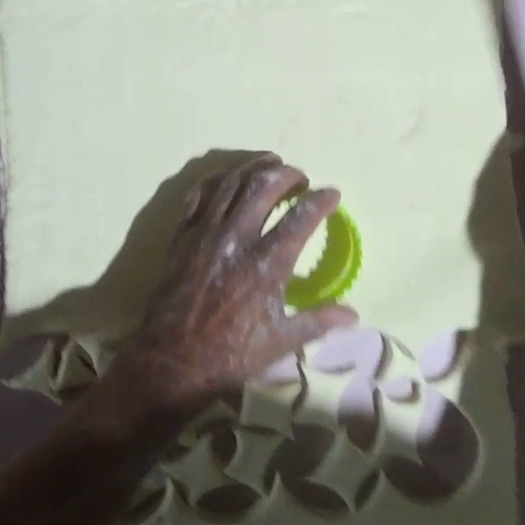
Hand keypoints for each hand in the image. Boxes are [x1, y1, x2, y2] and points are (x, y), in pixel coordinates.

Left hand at [118, 153, 358, 409]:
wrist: (171, 360)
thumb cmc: (230, 355)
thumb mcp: (280, 343)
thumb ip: (318, 322)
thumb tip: (353, 314)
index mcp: (266, 264)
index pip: (300, 218)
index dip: (321, 200)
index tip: (332, 194)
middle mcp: (236, 238)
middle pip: (263, 186)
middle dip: (286, 174)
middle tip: (299, 177)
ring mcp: (205, 233)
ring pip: (231, 183)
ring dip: (253, 167)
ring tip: (270, 164)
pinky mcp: (181, 235)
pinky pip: (198, 194)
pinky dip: (217, 180)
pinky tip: (228, 178)